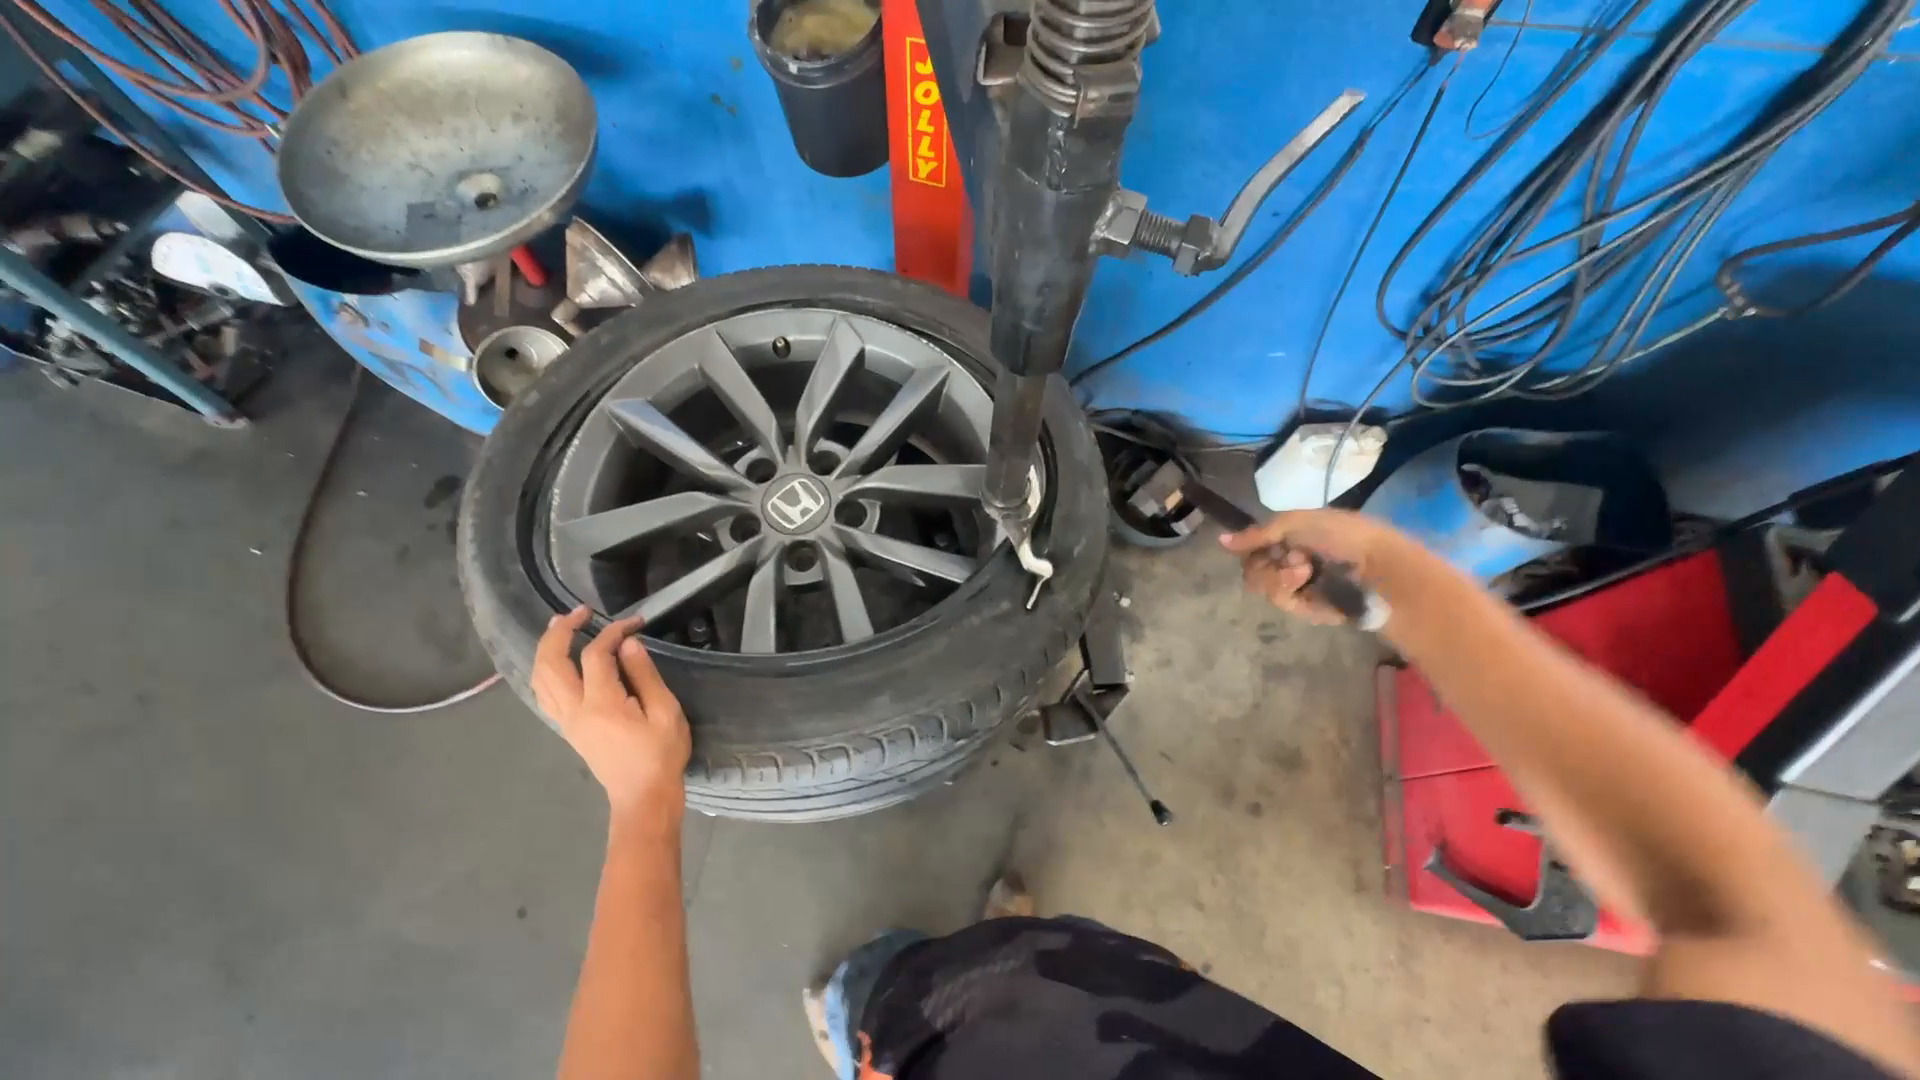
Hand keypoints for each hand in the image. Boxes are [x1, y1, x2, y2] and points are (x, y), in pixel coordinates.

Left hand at [532, 606, 690, 822]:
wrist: (643, 796)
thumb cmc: (661, 755)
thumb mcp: (665, 713)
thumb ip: (645, 676)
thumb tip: (628, 644)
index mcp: (602, 705)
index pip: (596, 655)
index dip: (612, 632)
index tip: (635, 622)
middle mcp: (575, 710)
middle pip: (551, 663)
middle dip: (560, 632)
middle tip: (579, 612)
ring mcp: (567, 721)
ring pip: (540, 678)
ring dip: (547, 648)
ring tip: (561, 626)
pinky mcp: (568, 728)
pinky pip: (545, 692)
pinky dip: (547, 669)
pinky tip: (559, 659)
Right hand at [1218, 508, 1410, 624]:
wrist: (1380, 569)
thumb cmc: (1343, 536)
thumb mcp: (1297, 522)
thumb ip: (1258, 533)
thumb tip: (1220, 540)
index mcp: (1291, 538)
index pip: (1253, 548)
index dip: (1252, 549)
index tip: (1265, 546)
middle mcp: (1291, 562)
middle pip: (1253, 571)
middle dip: (1270, 566)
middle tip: (1296, 560)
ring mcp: (1300, 587)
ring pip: (1265, 589)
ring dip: (1282, 579)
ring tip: (1308, 572)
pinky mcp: (1310, 610)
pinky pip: (1286, 606)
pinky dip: (1297, 596)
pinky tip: (1314, 589)